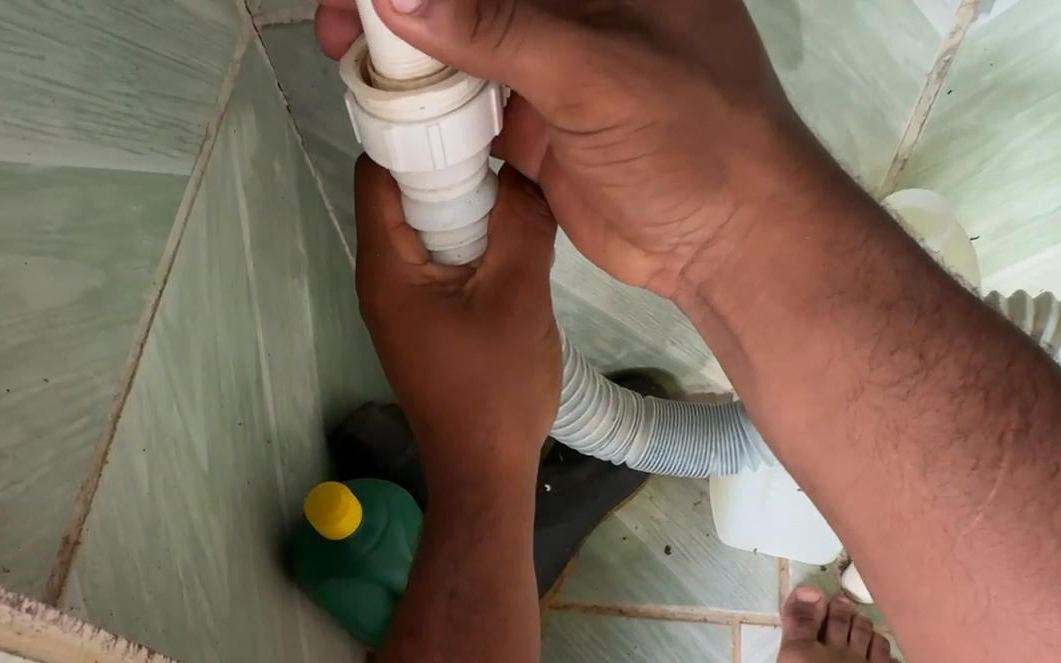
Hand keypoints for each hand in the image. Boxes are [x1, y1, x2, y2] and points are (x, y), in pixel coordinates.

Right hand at [317, 0, 851, 299]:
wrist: (721, 241)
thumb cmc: (686, 137)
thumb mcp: (593, 70)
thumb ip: (497, 27)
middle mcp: (574, 10)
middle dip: (405, 10)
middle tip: (338, 32)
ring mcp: (553, 72)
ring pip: (465, 51)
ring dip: (412, 63)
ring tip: (351, 68)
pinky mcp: (540, 132)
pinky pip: (475, 112)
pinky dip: (437, 116)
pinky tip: (394, 117)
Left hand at [353, 157, 561, 496]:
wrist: (485, 470)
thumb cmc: (495, 387)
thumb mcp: (518, 294)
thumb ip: (521, 220)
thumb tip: (524, 165)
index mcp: (386, 269)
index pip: (380, 171)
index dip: (416, 131)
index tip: (468, 108)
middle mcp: (380, 284)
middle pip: (401, 198)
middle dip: (449, 166)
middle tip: (505, 143)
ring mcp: (400, 309)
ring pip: (425, 234)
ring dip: (465, 209)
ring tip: (515, 186)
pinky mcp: (422, 328)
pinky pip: (438, 267)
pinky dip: (468, 246)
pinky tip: (509, 239)